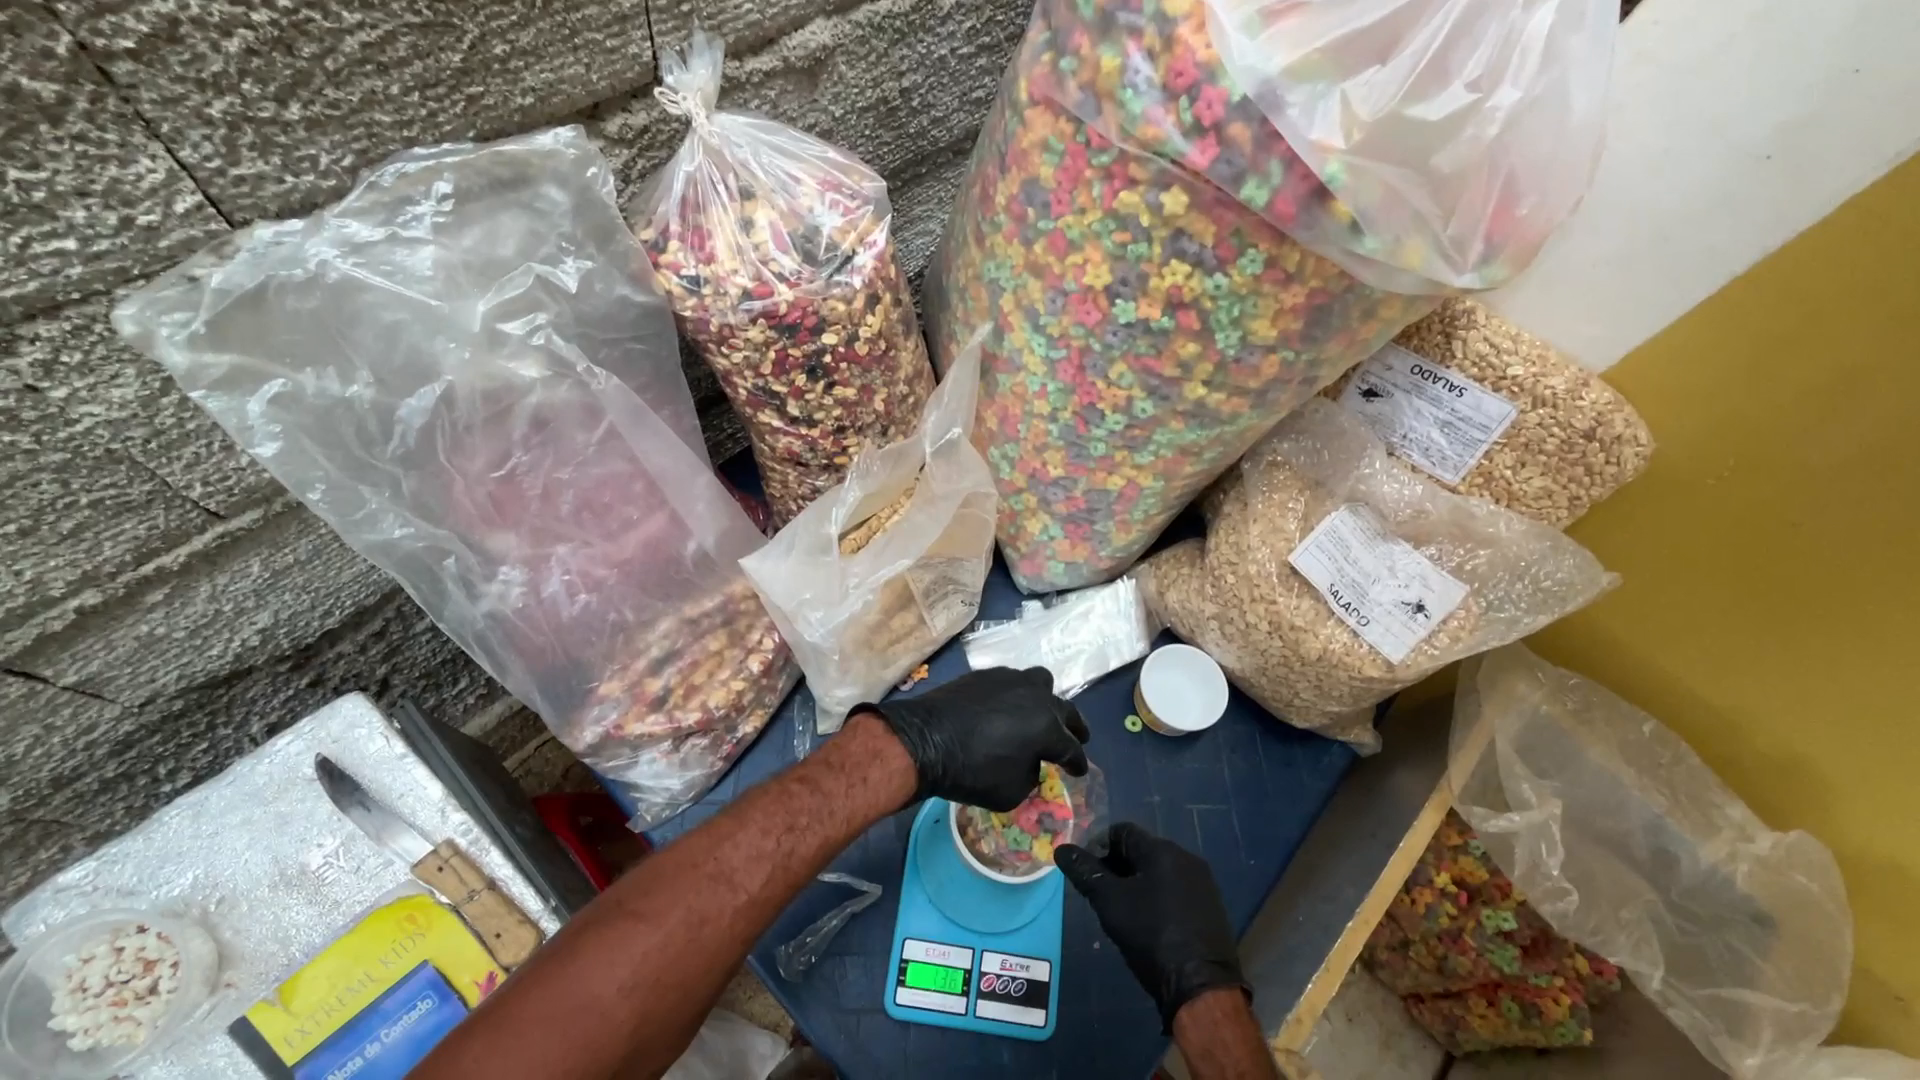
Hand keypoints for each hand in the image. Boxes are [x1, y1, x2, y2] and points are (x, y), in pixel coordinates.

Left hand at [863, 666, 1088, 810]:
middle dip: (1074, 727)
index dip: (1078, 763)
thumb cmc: (971, 773)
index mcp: (1048, 728)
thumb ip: (1031, 776)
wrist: (924, 741)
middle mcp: (1036, 698)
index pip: (1072, 749)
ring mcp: (1011, 680)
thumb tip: (1031, 763)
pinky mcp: (986, 675)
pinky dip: (1016, 695)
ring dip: (1046, 701)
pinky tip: (1008, 707)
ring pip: (1041, 683)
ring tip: (1042, 713)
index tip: (1079, 771)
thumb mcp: (1011, 792)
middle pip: (1065, 711)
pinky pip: (1012, 682)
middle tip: (1077, 737)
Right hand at [1056, 823, 1247, 1029]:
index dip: (1097, 846)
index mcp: (1162, 850)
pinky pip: (1175, 890)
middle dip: (1115, 866)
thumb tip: (1061, 850)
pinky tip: (1147, 922)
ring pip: (1158, 871)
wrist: (1200, 985)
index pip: (1121, 831)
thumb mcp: (1109, 902)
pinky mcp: (1210, 906)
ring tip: (1120, 910)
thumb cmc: (1150, 935)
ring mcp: (1202, 883)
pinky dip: (1156, 897)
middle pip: (1141, 850)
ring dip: (1136, 883)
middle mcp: (1186, 858)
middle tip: (1099, 893)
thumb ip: (1085, 872)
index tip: (1086, 872)